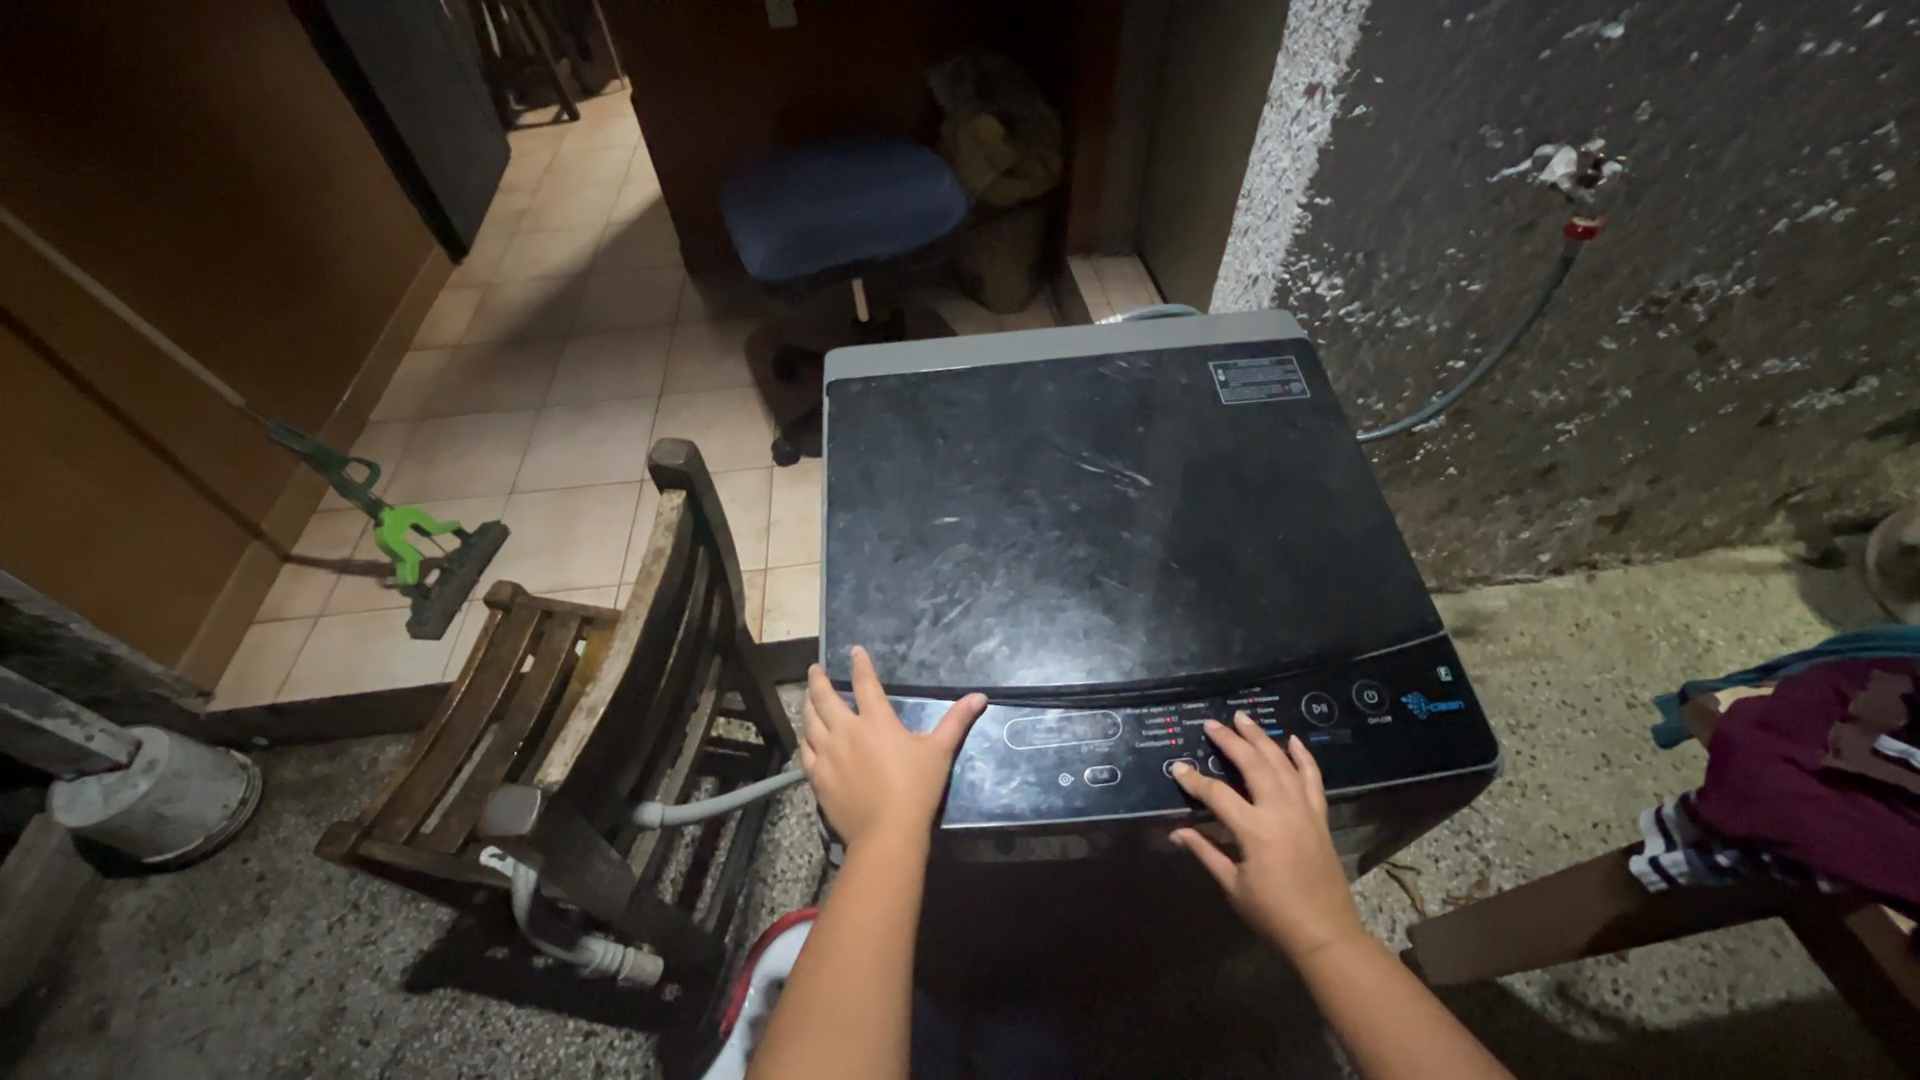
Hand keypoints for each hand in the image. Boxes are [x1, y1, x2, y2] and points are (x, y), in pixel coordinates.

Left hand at [803, 646, 987, 850]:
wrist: (887, 832)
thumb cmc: (916, 788)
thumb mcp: (940, 751)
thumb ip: (956, 721)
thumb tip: (979, 696)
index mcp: (876, 721)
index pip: (865, 683)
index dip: (860, 664)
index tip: (854, 651)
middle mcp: (847, 731)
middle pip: (825, 697)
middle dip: (819, 679)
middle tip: (815, 668)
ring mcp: (828, 754)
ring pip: (810, 721)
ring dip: (808, 704)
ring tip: (807, 696)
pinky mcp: (817, 777)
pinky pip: (806, 751)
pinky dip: (805, 738)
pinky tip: (806, 736)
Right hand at [1168, 713, 1367, 963]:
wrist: (1326, 934)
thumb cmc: (1273, 914)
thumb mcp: (1232, 886)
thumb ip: (1205, 852)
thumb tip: (1176, 832)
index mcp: (1255, 831)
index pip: (1217, 794)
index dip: (1194, 780)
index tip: (1177, 768)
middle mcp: (1281, 812)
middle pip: (1253, 765)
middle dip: (1230, 741)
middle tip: (1212, 724)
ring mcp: (1304, 812)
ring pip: (1282, 764)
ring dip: (1262, 739)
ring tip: (1244, 718)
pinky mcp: (1319, 817)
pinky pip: (1313, 779)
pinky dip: (1303, 757)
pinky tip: (1292, 740)